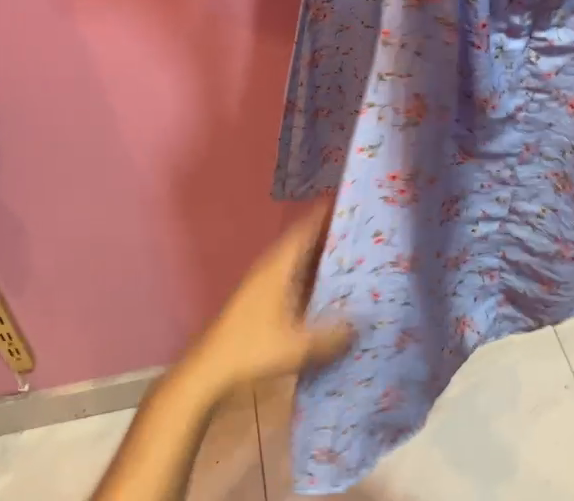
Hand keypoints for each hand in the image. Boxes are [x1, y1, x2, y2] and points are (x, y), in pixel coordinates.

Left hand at [182, 205, 353, 393]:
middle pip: (304, 241)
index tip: (352, 204)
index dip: (326, 214)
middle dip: (330, 235)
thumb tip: (361, 322)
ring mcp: (264, 282)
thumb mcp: (298, 345)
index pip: (306, 228)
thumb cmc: (253, 348)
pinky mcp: (261, 299)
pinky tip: (328, 289)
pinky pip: (293, 276)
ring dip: (321, 256)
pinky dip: (311, 275)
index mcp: (279, 265)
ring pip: (298, 260)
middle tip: (362, 231)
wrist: (211, 368)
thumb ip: (332, 334)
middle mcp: (271, 266)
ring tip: (353, 255)